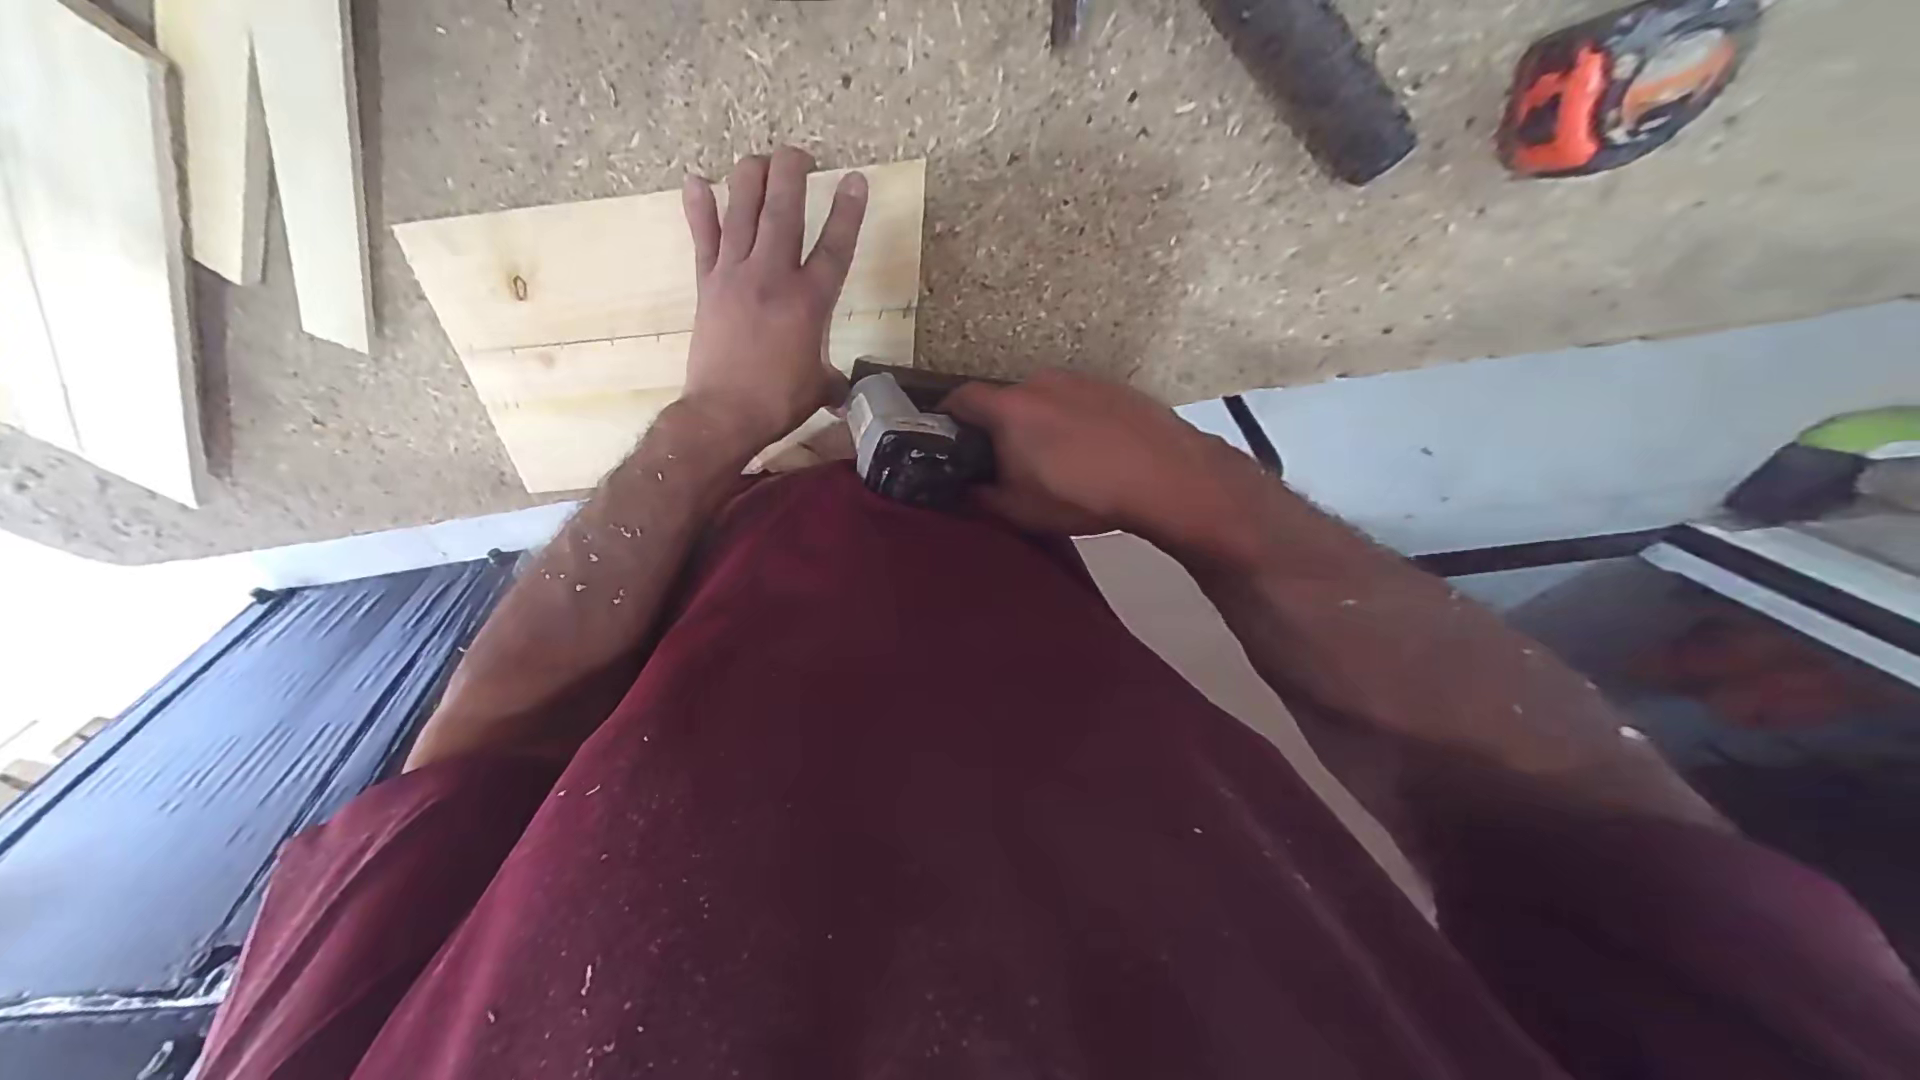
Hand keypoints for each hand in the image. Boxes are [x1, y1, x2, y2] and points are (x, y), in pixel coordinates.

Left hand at [679, 147, 867, 452]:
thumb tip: (846, 396)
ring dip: (750, 180)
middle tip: (798, 152)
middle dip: (791, 174)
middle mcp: (773, 277)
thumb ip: (835, 381)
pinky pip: (703, 240)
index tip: (855, 179)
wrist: (723, 414)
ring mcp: (735, 276)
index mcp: (809, 302)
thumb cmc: (779, 402)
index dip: (848, 212)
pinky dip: (699, 210)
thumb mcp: (820, 389)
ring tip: (758, 157)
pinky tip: (695, 181)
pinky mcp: (706, 286)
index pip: (834, 247)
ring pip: (742, 214)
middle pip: (783, 212)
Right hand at [942, 371, 1262, 557]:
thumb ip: (980, 497)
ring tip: (1056, 461)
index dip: (947, 417)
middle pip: (1003, 400)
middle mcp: (1040, 383)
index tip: (948, 438)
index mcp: (1009, 409)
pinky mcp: (1111, 386)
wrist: (1165, 476)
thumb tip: (965, 490)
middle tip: (1008, 463)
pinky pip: (1076, 401)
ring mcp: (1079, 380)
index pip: (960, 398)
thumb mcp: (1020, 510)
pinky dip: (1071, 420)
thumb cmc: (1085, 494)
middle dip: (998, 428)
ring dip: (1038, 423)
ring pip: (1042, 400)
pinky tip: (1090, 451)